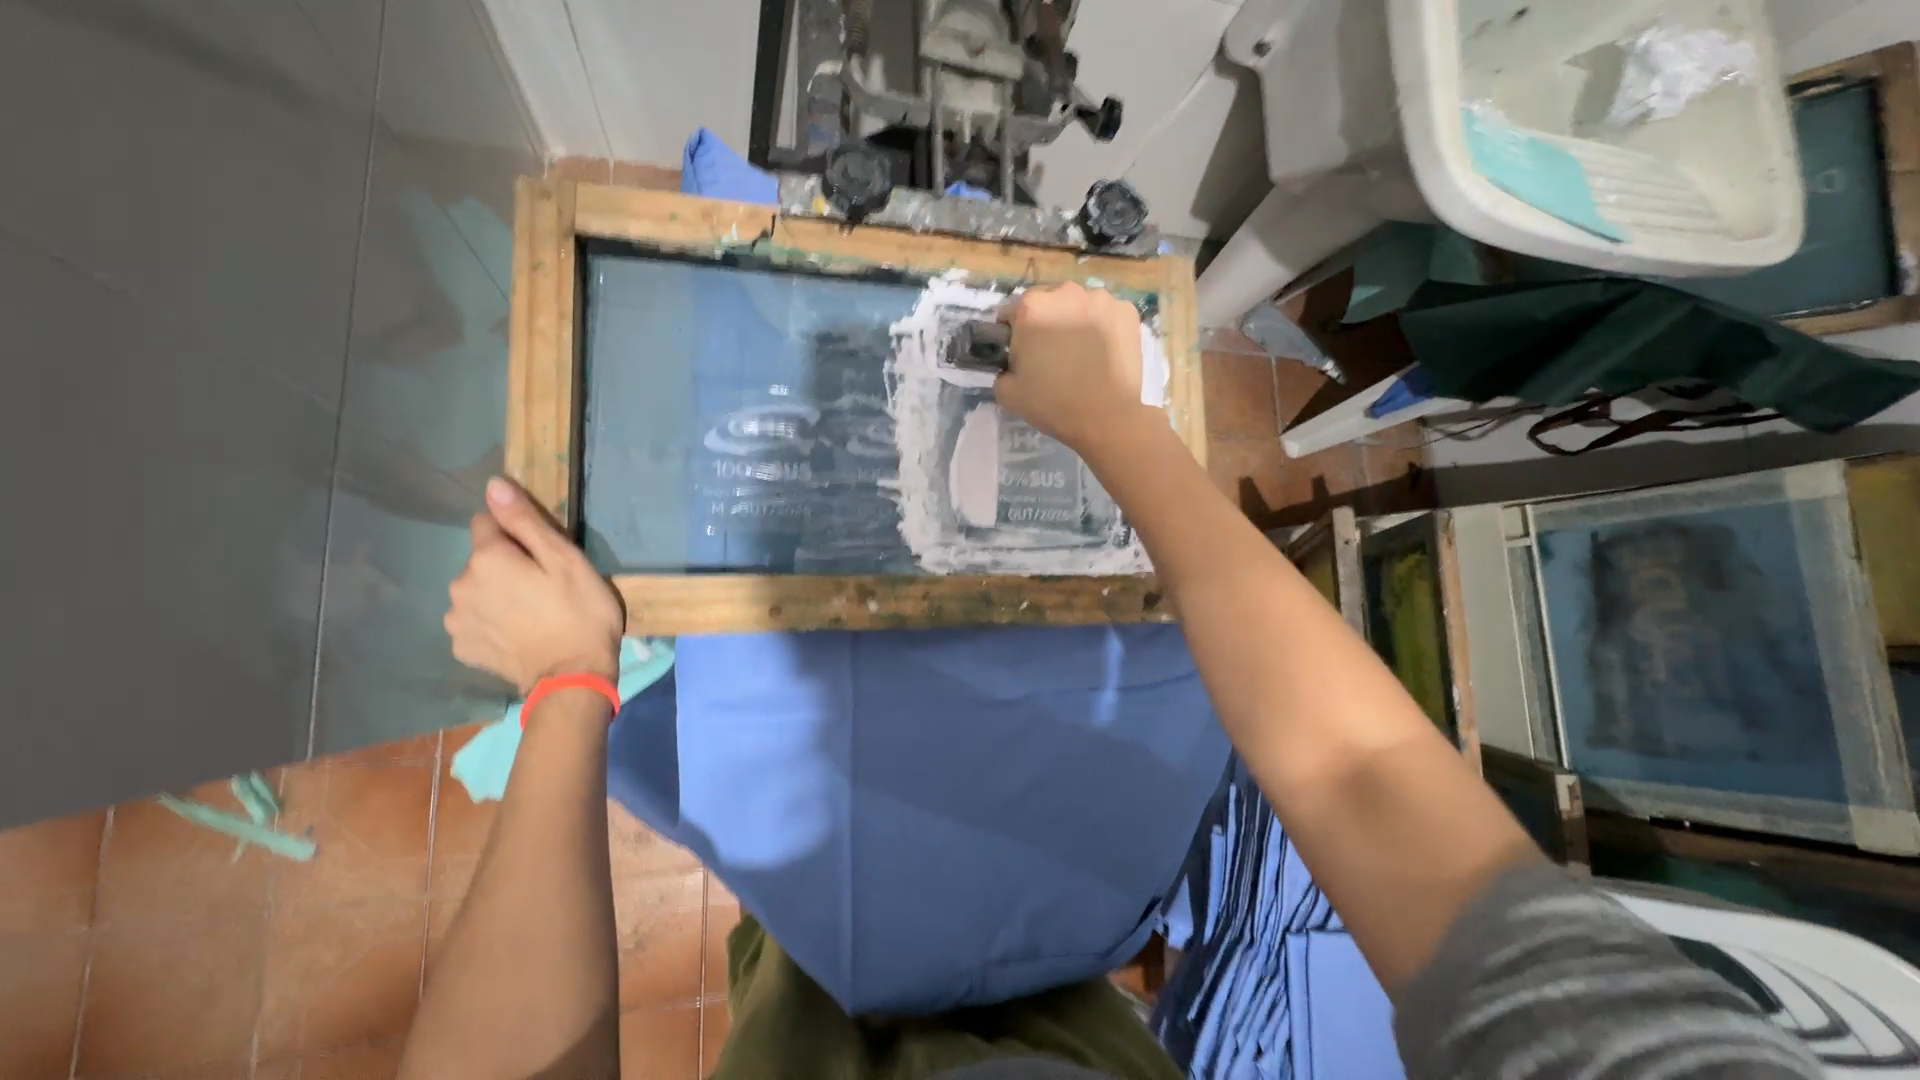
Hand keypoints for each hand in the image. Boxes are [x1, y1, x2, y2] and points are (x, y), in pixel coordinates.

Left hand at [445, 477, 623, 695]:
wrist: (573, 679)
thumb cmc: (580, 613)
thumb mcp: (565, 560)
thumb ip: (526, 521)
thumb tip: (492, 485)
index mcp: (487, 558)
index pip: (487, 523)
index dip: (518, 534)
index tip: (544, 554)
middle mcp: (460, 584)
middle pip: (481, 561)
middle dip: (505, 567)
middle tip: (544, 587)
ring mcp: (457, 620)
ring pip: (476, 591)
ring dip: (496, 596)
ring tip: (532, 614)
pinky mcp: (463, 648)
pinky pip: (475, 622)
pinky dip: (492, 624)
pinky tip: (519, 635)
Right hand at [997, 282, 1158, 453]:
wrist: (1106, 417)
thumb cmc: (1052, 403)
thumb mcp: (1008, 392)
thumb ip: (1002, 369)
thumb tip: (1012, 364)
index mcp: (1031, 307)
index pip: (1012, 313)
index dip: (1014, 334)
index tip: (1022, 354)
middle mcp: (1066, 292)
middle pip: (1048, 302)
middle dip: (1047, 322)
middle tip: (1052, 356)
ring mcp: (1101, 299)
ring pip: (1079, 305)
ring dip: (1076, 320)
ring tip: (1081, 353)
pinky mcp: (1127, 311)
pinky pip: (1107, 314)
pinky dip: (1103, 326)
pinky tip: (1103, 351)